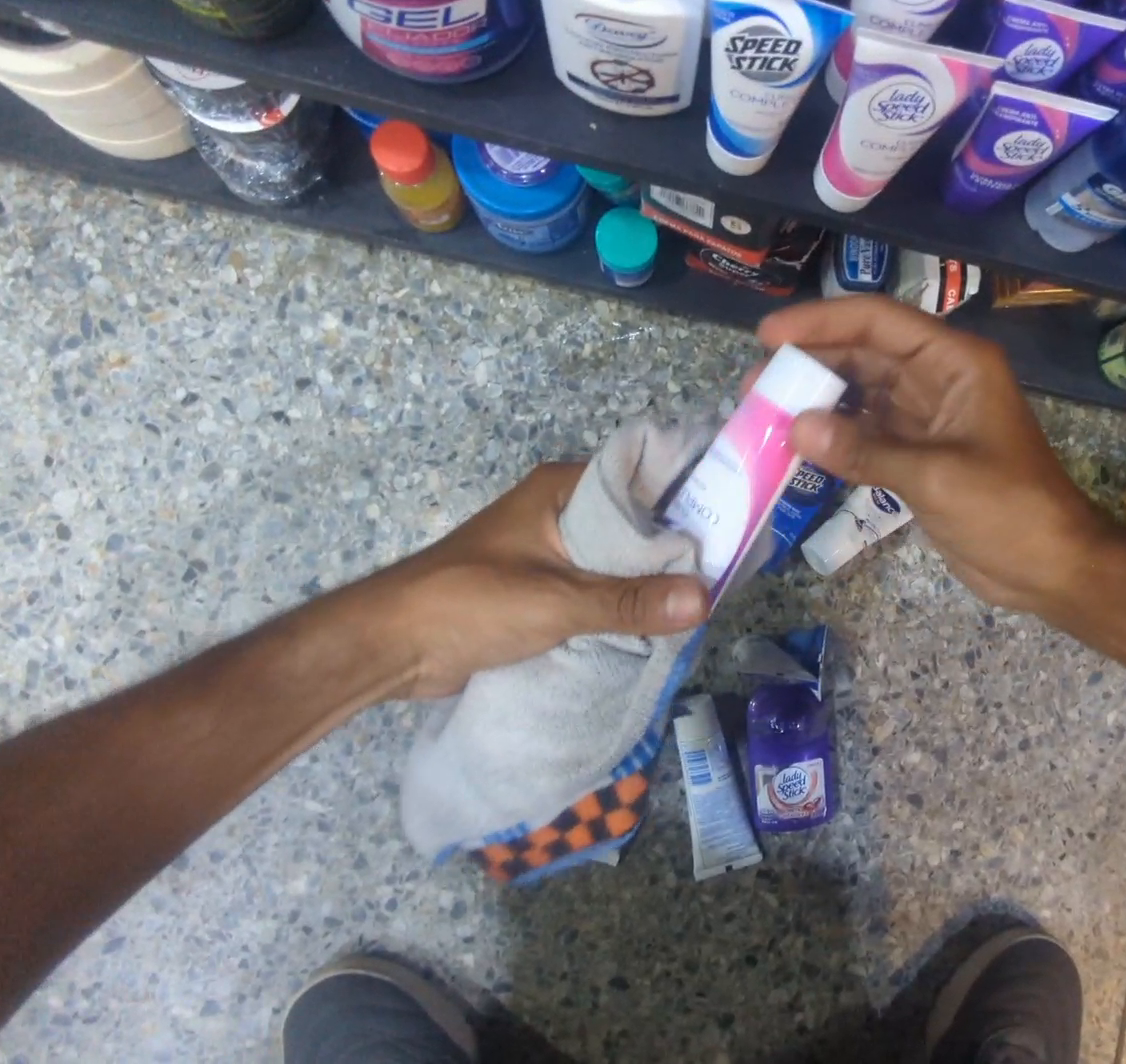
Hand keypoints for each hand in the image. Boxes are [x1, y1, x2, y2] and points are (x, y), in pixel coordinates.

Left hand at [349, 463, 707, 698]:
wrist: (391, 647)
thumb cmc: (469, 604)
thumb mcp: (556, 600)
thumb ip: (629, 602)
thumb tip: (706, 599)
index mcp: (563, 490)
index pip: (642, 478)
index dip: (687, 498)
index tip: (733, 525)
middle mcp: (562, 512)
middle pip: (636, 523)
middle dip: (676, 549)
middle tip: (727, 574)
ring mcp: (552, 551)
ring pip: (619, 560)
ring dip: (650, 582)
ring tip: (704, 602)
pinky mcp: (544, 588)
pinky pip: (599, 589)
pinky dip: (625, 604)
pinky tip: (658, 626)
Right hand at [756, 297, 1114, 613]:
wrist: (1048, 567)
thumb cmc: (1008, 509)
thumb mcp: (936, 475)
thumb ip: (864, 450)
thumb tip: (795, 428)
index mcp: (954, 362)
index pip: (877, 323)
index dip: (820, 322)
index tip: (767, 336)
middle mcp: (937, 380)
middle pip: (862, 356)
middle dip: (809, 365)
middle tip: (754, 385)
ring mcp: (924, 419)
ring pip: (859, 396)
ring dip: (816, 402)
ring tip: (764, 414)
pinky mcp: (915, 456)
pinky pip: (864, 434)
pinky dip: (832, 439)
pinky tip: (796, 447)